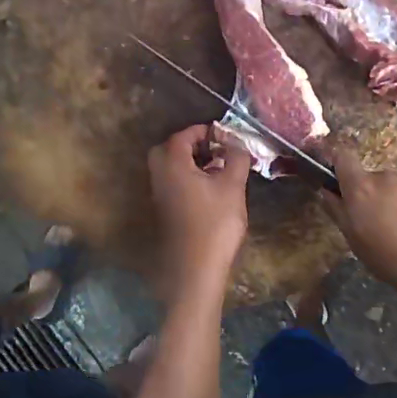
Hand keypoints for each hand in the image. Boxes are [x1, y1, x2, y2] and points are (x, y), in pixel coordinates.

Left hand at [147, 125, 251, 291]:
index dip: (201, 130)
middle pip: (167, 151)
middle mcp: (160, 177)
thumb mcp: (233, 186)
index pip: (181, 137)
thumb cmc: (216, 222)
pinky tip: (210, 189)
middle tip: (214, 148)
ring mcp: (160, 196)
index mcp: (173, 166)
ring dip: (189, 162)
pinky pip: (173, 184)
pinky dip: (188, 178)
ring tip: (217, 167)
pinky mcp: (166, 212)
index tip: (222, 133)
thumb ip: (236, 159)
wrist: (197, 266)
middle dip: (189, 144)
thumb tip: (236, 143)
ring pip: (169, 169)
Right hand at [321, 150, 396, 298]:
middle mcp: (387, 178)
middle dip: (371, 195)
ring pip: (395, 188)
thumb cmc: (389, 257)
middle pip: (371, 179)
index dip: (339, 163)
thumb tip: (327, 192)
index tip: (339, 179)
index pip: (343, 157)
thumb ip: (338, 212)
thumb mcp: (355, 241)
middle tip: (375, 223)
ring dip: (393, 201)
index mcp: (362, 187)